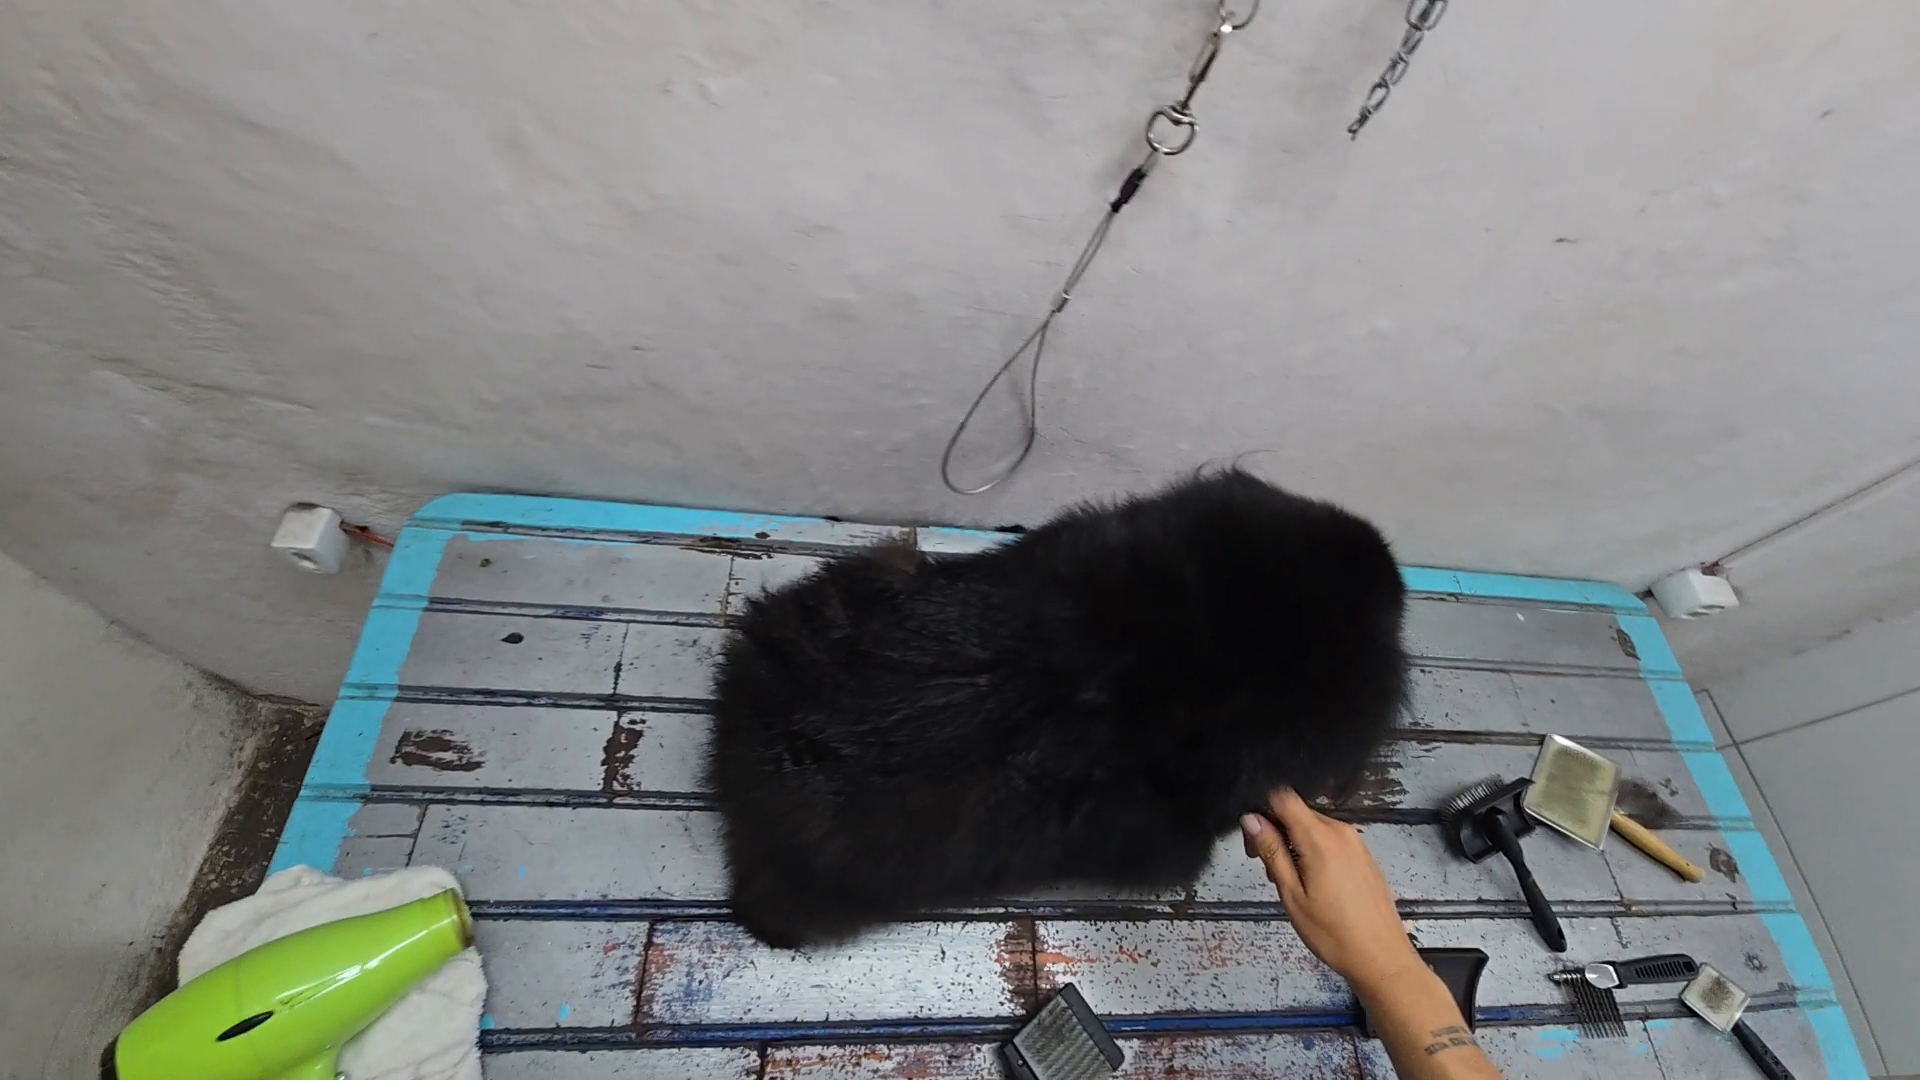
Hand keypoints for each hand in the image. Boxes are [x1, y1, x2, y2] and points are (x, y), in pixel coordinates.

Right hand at [1241, 788, 1421, 991]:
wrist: (1385, 963)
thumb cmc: (1334, 934)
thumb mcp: (1292, 895)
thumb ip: (1271, 851)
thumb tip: (1250, 818)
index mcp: (1320, 838)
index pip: (1282, 796)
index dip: (1262, 806)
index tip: (1253, 834)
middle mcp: (1340, 831)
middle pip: (1295, 811)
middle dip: (1274, 829)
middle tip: (1265, 865)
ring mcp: (1356, 842)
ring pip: (1311, 825)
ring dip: (1292, 841)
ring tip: (1288, 878)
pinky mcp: (1363, 855)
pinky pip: (1329, 838)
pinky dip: (1312, 848)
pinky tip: (1311, 880)